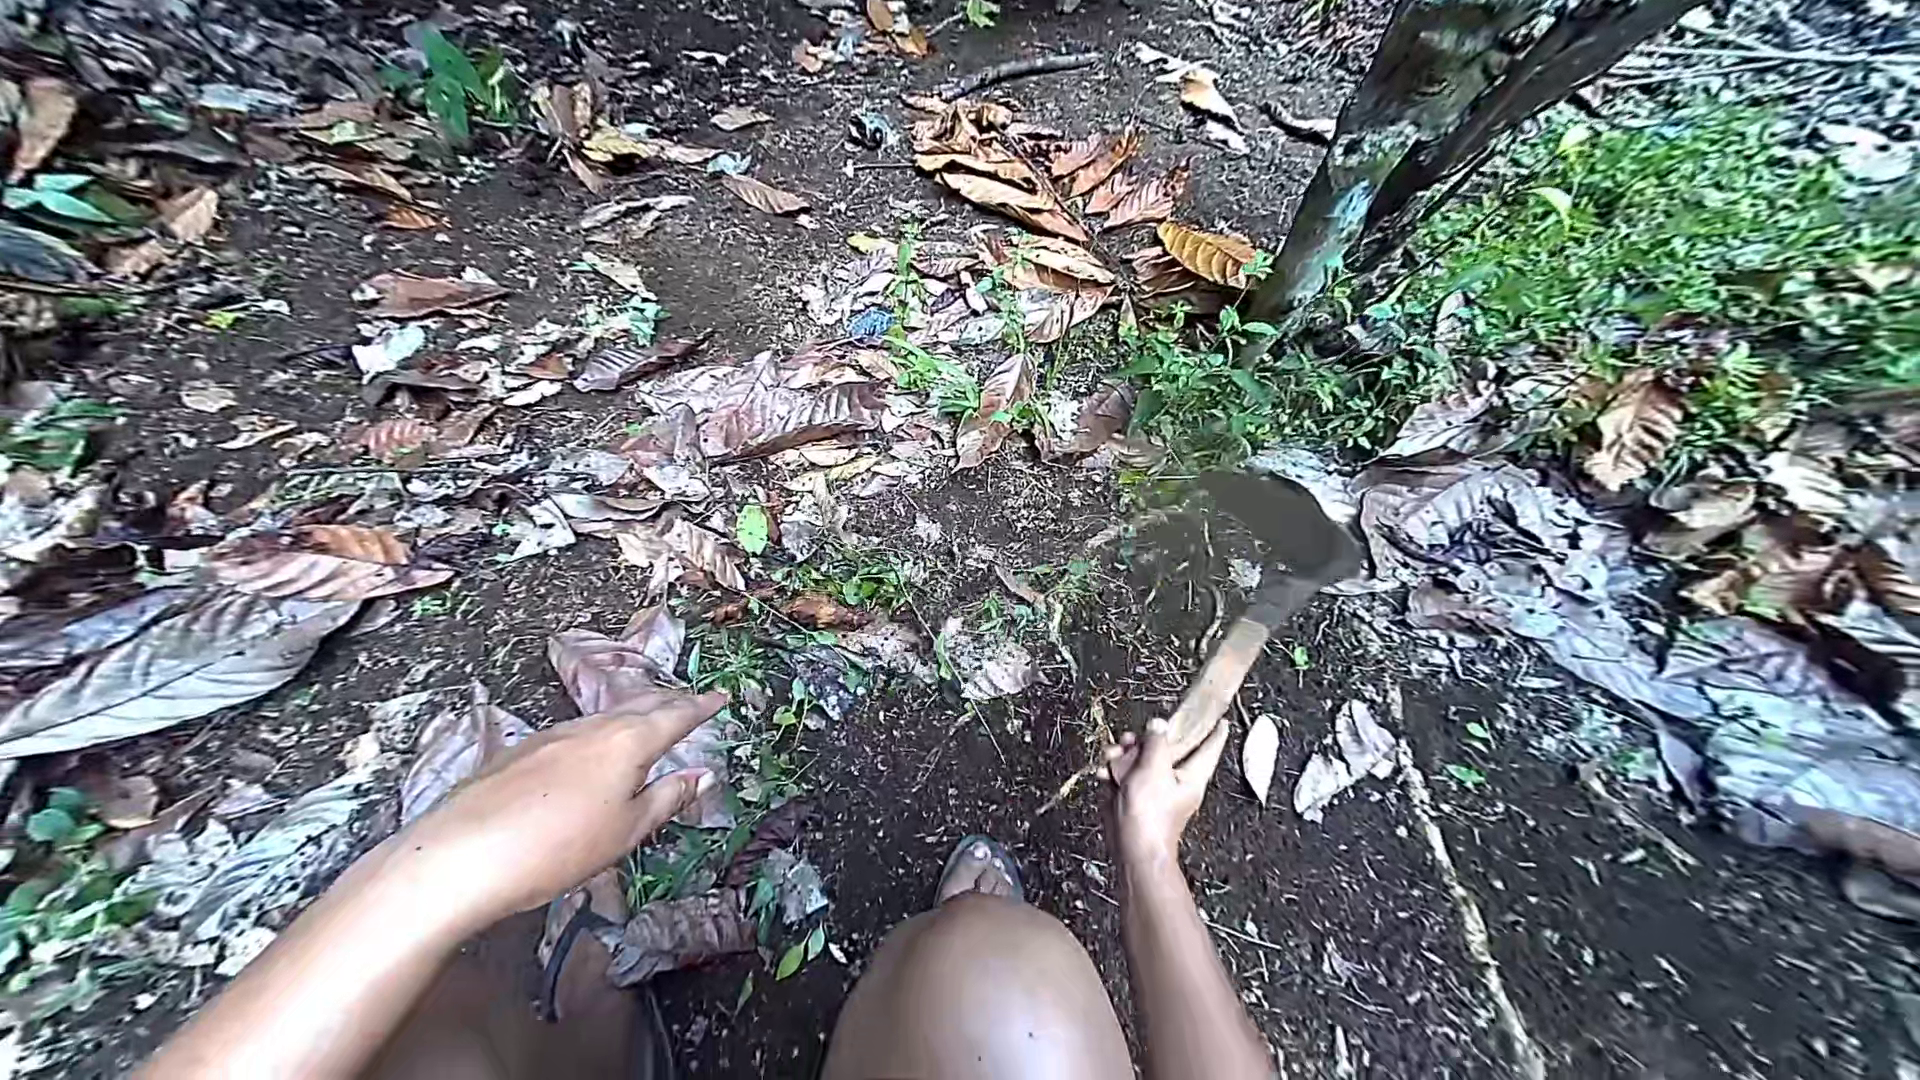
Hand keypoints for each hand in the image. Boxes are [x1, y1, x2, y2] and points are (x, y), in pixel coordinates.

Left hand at [377, 688, 727, 934]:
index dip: (702, 706)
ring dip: (635, 714)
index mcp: (629, 741)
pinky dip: (601, 731)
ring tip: (647, 722)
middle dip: (671, 702)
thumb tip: (702, 774)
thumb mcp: (626, 830)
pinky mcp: (520, 751)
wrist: (454, 860)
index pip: (677, 715)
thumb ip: (667, 798)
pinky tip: (591, 752)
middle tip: (690, 703)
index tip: (720, 697)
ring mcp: (553, 735)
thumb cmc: (558, 847)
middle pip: (642, 705)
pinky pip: (577, 731)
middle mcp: (594, 726)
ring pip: (607, 715)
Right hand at [1104, 714, 1230, 865]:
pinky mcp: (1133, 796)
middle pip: (1164, 749)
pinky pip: (1123, 774)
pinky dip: (1112, 771)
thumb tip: (1159, 724)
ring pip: (1138, 759)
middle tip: (1131, 739)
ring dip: (1121, 755)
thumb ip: (1156, 743)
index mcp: (1190, 776)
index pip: (1208, 749)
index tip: (1221, 722)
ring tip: (1114, 757)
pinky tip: (1105, 773)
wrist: (1130, 845)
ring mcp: (1153, 789)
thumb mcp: (1154, 769)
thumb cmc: (1150, 814)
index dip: (1214, 734)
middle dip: (1143, 741)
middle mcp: (1173, 781)